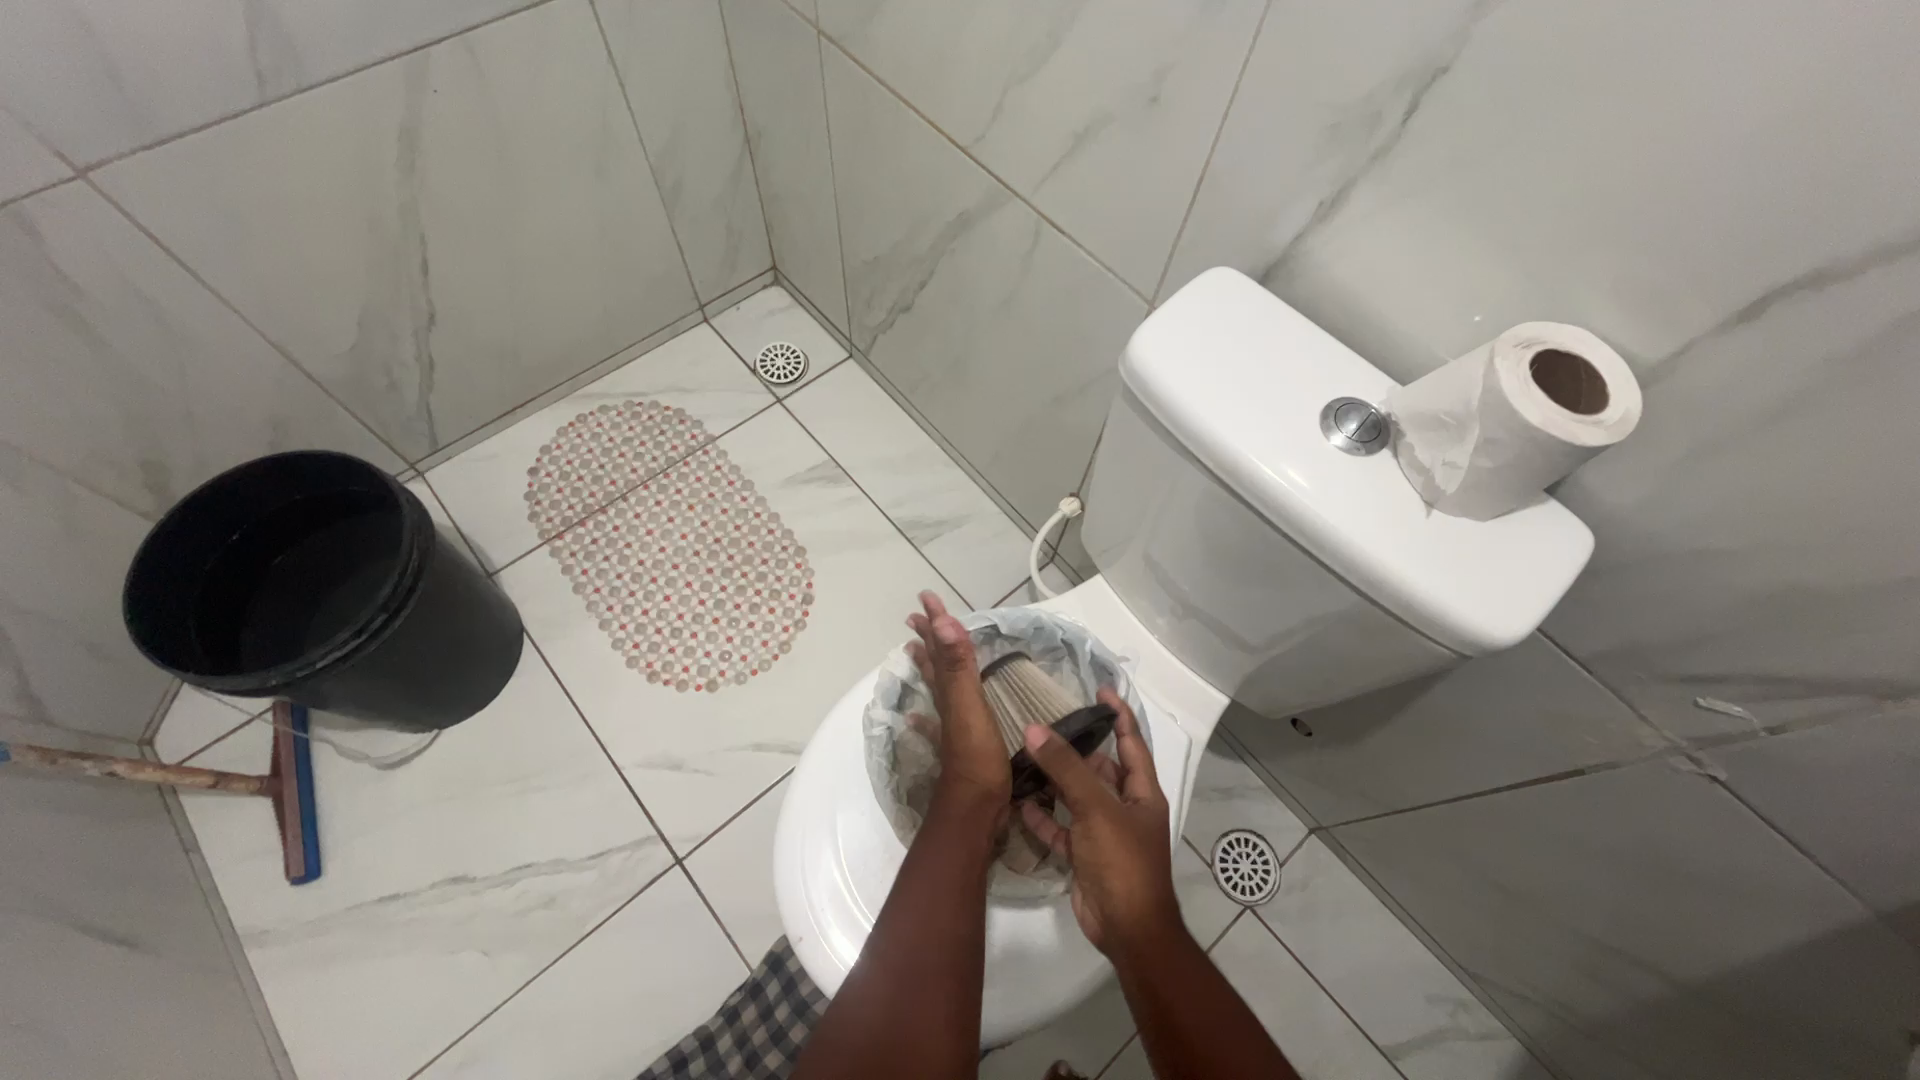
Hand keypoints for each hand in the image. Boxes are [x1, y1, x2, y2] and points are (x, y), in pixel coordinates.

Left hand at [905, 592, 1011, 811]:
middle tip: (916, 617)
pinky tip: (915, 718)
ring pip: (936, 688)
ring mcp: (950, 727)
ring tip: (915, 652)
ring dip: (928, 667)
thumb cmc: (976, 756)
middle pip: (934, 663)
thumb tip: (943, 624)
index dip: (936, 623)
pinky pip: (937, 726)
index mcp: (951, 691)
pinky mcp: (958, 748)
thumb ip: (958, 666)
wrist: (974, 809)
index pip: (941, 648)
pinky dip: (925, 717)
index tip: (927, 597)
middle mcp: (946, 704)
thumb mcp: (969, 706)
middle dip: (928, 638)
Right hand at [1019, 690, 1179, 956]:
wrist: (1127, 930)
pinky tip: (1019, 803)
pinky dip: (1043, 817)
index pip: (1132, 742)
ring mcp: (1104, 833)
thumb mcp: (1096, 808)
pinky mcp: (1084, 856)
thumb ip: (1065, 768)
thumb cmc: (1123, 861)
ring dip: (1053, 782)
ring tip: (1023, 758)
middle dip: (1073, 749)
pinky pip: (1061, 829)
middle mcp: (1124, 808)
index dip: (1118, 714)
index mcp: (1141, 792)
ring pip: (1076, 798)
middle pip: (1098, 769)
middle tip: (1042, 726)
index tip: (1099, 689)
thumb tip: (1033, 729)